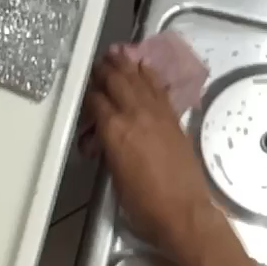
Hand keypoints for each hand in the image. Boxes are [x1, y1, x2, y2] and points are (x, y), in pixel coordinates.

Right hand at [85, 50, 235, 265]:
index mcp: (115, 130)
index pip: (97, 100)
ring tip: (117, 53)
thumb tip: (104, 133)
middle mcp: (136, 114)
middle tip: (97, 62)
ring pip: (139, 80)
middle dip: (105, 70)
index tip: (84, 87)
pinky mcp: (173, 119)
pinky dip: (148, 76)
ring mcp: (158, 114)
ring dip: (127, 65)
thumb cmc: (143, 202)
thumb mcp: (113, 173)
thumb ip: (107, 145)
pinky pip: (158, 89)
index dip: (88, 92)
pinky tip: (143, 68)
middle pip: (118, 81)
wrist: (183, 212)